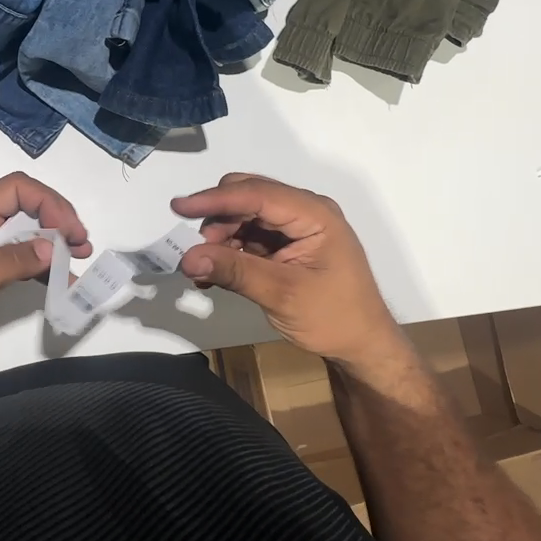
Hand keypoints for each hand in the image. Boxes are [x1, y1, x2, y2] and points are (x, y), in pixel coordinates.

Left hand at [0, 172, 91, 379]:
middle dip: (57, 219)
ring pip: (28, 233)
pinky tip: (62, 282)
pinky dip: (44, 267)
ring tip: (80, 257)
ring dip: (55, 242)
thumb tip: (51, 245)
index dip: (47, 201)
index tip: (68, 230)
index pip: (15, 189)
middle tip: (82, 243)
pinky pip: (23, 260)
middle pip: (26, 206)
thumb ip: (9, 261)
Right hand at [171, 173, 403, 366]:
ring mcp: (296, 226)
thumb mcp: (282, 295)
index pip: (256, 194)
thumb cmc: (334, 318)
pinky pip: (249, 234)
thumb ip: (235, 272)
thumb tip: (188, 258)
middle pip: (248, 197)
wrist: (363, 346)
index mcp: (314, 214)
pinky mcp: (287, 243)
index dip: (214, 199)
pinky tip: (215, 274)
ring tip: (207, 271)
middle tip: (199, 253)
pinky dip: (230, 250)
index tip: (177, 207)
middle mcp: (305, 211)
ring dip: (221, 237)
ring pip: (244, 215)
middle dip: (218, 220)